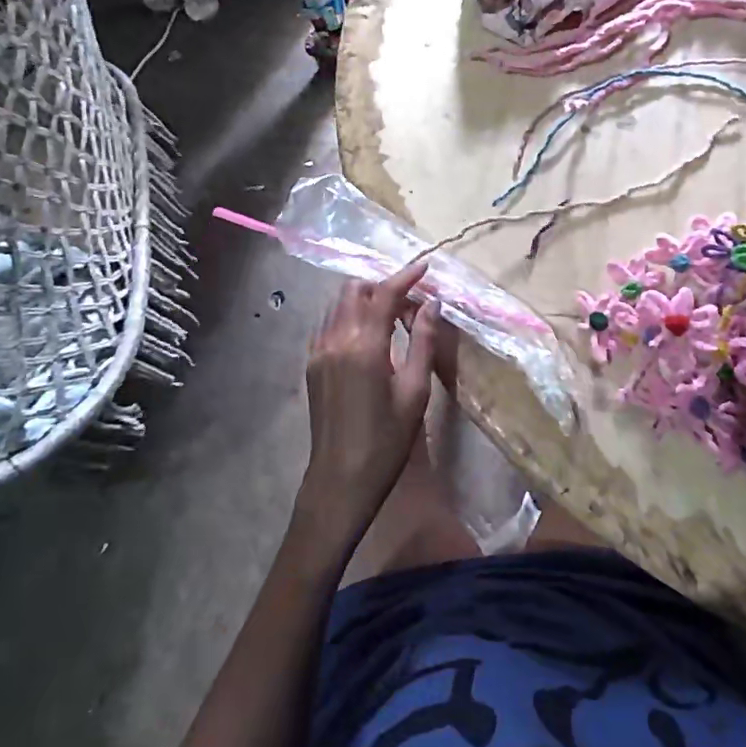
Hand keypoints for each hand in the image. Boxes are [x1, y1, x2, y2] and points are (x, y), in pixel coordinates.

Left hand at [300, 262, 442, 531]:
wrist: (341, 479)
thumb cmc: (387, 440)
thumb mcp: (415, 391)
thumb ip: (423, 342)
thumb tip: (433, 304)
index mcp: (363, 347)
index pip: (383, 295)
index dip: (405, 276)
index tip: (426, 266)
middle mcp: (335, 341)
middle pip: (354, 291)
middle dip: (383, 284)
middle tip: (412, 298)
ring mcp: (318, 352)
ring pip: (339, 305)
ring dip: (366, 299)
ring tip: (395, 315)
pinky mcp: (311, 365)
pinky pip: (330, 325)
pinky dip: (350, 317)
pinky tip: (370, 335)